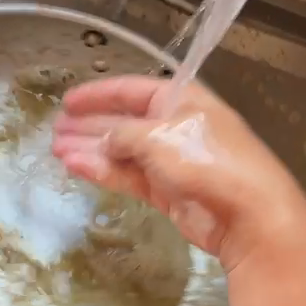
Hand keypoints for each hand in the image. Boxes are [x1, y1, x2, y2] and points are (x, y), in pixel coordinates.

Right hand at [51, 75, 305, 273]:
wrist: (249, 216)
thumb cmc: (207, 161)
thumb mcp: (159, 137)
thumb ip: (122, 134)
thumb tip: (101, 140)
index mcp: (182, 101)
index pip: (133, 90)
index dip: (99, 94)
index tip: (68, 102)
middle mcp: (175, 127)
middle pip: (124, 121)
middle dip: (90, 125)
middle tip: (56, 130)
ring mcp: (171, 162)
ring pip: (121, 151)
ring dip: (90, 150)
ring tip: (57, 151)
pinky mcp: (166, 192)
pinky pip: (127, 176)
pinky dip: (102, 171)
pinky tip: (75, 167)